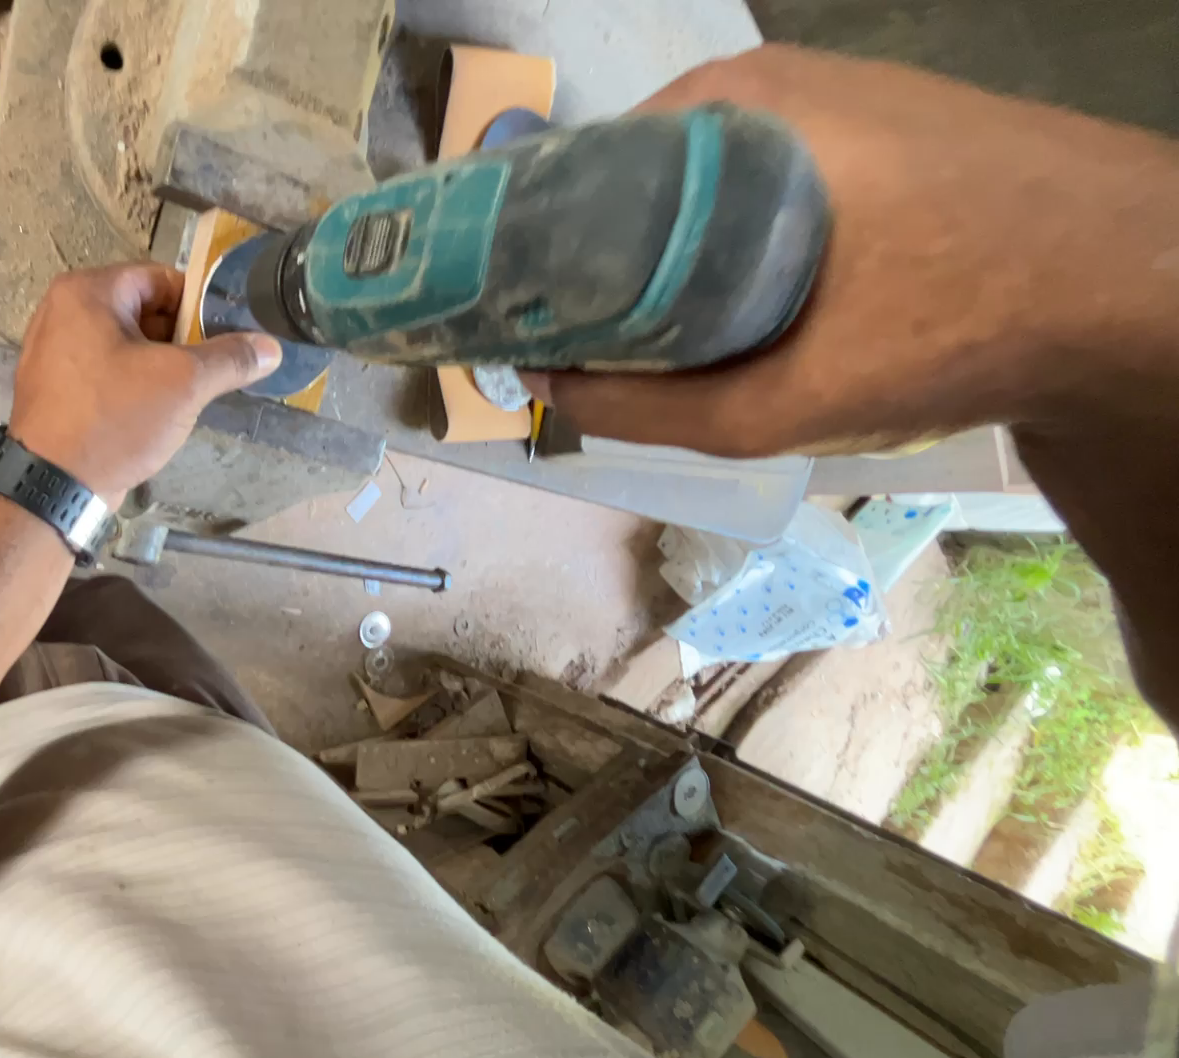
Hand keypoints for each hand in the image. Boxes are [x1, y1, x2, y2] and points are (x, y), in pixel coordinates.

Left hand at [9, 263, 281, 500]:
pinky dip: (133, 386)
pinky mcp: (55, 388)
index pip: (161, 280)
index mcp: (87, 292)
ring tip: (185, 398)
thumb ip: (229, 359)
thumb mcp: (183, 385)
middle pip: (143, 312)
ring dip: (160, 368)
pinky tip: (152, 415)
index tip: (226, 339)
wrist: (54, 486)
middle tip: (208, 373)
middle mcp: (63, 312)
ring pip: (127, 346)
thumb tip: (271, 348)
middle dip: (180, 343)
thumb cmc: (114, 420)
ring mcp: (53, 352)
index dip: (200, 308)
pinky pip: (106, 373)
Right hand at [525, 45, 1178, 457]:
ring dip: (632, 248)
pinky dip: (690, 232)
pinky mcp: (842, 115)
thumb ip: (635, 408)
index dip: (526, 249)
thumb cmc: (953, 337)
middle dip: (576, 256)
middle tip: (555, 330)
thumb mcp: (767, 409)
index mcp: (725, 117)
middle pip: (612, 180)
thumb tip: (542, 382)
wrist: (1150, 290)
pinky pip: (721, 179)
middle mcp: (751, 88)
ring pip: (664, 183)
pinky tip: (693, 291)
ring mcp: (803, 93)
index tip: (503, 311)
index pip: (571, 178)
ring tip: (613, 321)